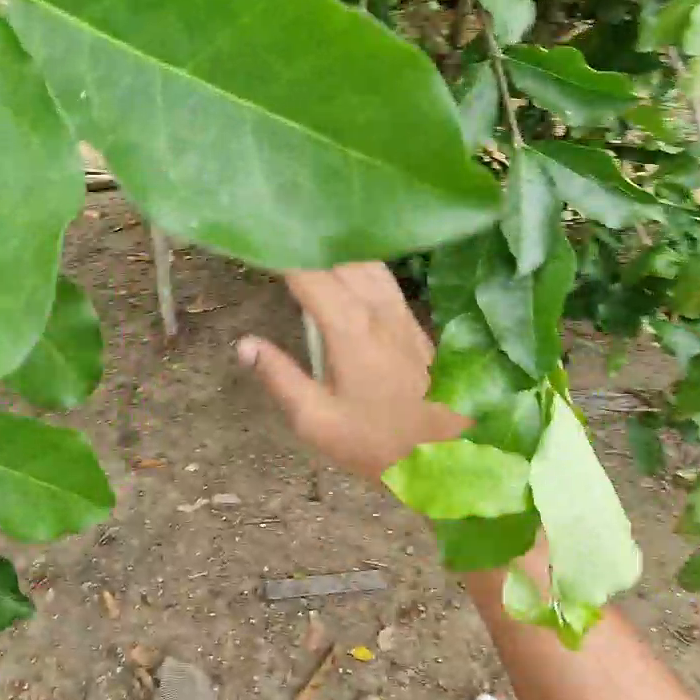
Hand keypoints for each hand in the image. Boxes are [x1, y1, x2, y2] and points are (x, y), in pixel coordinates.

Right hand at [237, 263, 471, 480]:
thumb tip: (244, 344)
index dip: (281, 255)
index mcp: (349, 328)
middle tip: (276, 244)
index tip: (257, 246)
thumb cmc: (380, 443)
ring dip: (334, 252)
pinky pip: (382, 276)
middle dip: (306, 246)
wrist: (455, 454)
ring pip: (364, 261)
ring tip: (307, 251)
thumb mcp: (317, 422)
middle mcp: (377, 308)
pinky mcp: (414, 320)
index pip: (309, 273)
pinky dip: (358, 263)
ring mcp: (400, 311)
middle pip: (338, 257)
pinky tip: (346, 270)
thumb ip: (279, 377)